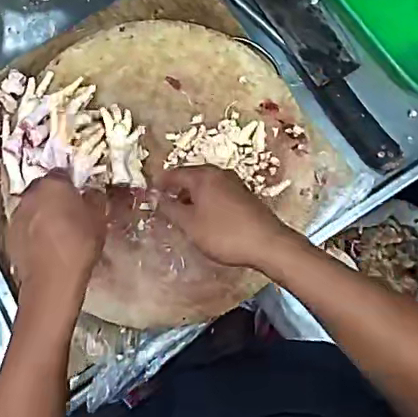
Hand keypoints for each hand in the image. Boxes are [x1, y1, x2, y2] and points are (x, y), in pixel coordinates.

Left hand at [7, 174, 106, 325]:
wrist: (52, 279)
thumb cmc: (80, 243)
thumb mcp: (99, 218)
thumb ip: (94, 199)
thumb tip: (90, 193)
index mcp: (53, 184)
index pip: (62, 173)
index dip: (72, 183)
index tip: (80, 195)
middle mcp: (30, 195)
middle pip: (43, 189)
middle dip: (54, 197)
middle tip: (70, 211)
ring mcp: (16, 215)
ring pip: (32, 208)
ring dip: (42, 214)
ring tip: (58, 230)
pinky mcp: (8, 236)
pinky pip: (24, 226)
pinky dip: (33, 231)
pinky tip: (46, 245)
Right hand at [155, 165, 299, 270]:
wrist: (267, 242)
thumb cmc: (224, 233)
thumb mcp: (190, 224)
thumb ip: (171, 209)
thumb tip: (157, 197)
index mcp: (204, 176)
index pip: (175, 173)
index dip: (161, 183)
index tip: (150, 194)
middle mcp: (220, 173)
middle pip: (192, 176)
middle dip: (177, 188)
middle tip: (164, 204)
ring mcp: (235, 183)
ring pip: (206, 185)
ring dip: (192, 195)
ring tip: (182, 213)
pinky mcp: (244, 195)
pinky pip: (218, 192)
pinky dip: (207, 200)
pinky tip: (205, 217)